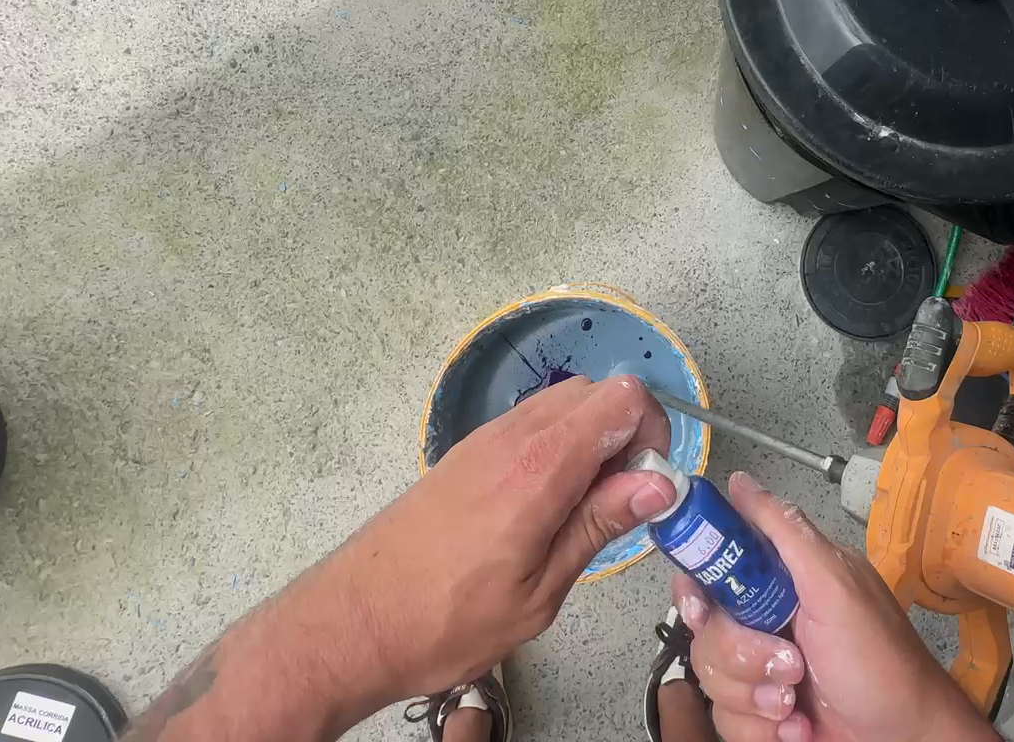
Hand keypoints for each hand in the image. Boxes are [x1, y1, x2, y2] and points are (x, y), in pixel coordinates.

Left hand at [121, 374, 677, 741]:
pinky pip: (536, 418)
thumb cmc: (449, 620)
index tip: (648, 483)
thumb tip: (662, 482)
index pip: (623, 397)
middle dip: (628, 431)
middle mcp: (518, 433)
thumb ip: (602, 523)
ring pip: (568, 400)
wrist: (351, 621)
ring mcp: (490, 434)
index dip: (651, 430)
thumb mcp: (541, 590)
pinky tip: (547, 497)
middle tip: (620, 495)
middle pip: (600, 391)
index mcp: (541, 465)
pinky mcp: (472, 446)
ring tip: (583, 501)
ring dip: (594, 434)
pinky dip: (561, 440)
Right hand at [672, 472, 996, 741]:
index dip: (697, 586)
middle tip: (789, 664)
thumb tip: (741, 481)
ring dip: (756, 698)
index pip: (712, 566)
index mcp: (778, 577)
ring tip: (796, 702)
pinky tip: (797, 726)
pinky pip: (727, 720)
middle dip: (741, 656)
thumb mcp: (833, 583)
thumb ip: (785, 529)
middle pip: (705, 629)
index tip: (703, 609)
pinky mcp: (759, 712)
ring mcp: (759, 668)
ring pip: (711, 677)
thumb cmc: (879, 657)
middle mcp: (762, 618)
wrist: (904, 737)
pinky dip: (761, 730)